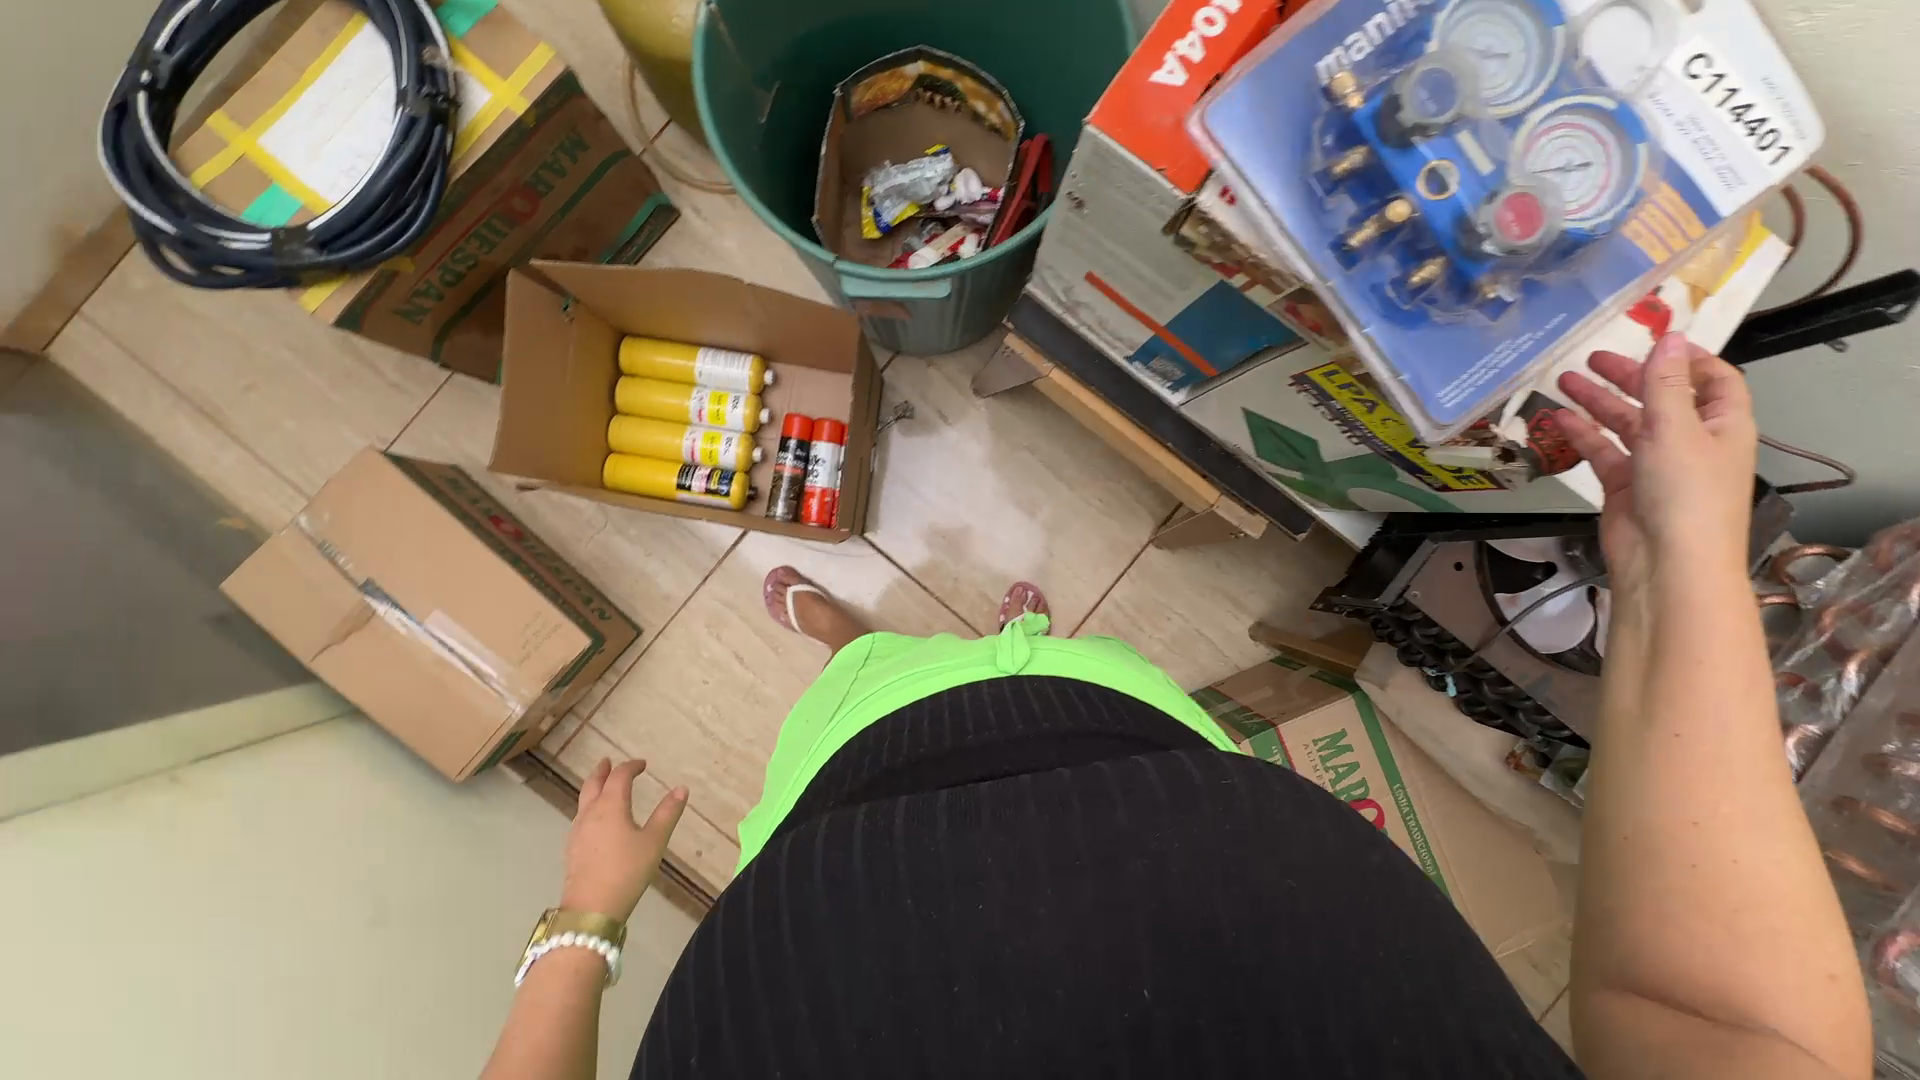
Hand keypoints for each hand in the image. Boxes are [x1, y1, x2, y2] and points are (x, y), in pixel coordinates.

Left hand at [560, 759, 687, 922]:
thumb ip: (668, 813)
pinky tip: (596, 820)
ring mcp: (578, 832)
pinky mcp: (572, 849)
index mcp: (611, 806)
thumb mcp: (655, 841)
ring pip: (584, 801)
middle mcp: (590, 814)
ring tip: (602, 786)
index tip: (643, 764)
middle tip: (608, 762)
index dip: (631, 766)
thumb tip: (681, 788)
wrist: (592, 909)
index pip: (619, 777)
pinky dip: (589, 807)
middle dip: (602, 771)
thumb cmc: (627, 871)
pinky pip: (581, 817)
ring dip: (593, 788)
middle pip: (593, 784)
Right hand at [1555, 332, 1756, 599]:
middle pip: (1660, 398)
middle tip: (1591, 359)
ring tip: (1563, 382)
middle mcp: (1691, 440)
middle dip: (1629, 377)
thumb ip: (1664, 385)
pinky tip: (1558, 420)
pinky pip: (1602, 451)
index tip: (1650, 342)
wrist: (1667, 560)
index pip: (1713, 380)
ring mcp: (1655, 463)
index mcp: (1721, 424)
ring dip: (1597, 403)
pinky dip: (1582, 435)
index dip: (1686, 359)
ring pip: (1625, 423)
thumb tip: (1669, 338)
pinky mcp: (1624, 484)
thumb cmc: (1685, 492)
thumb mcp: (1675, 430)